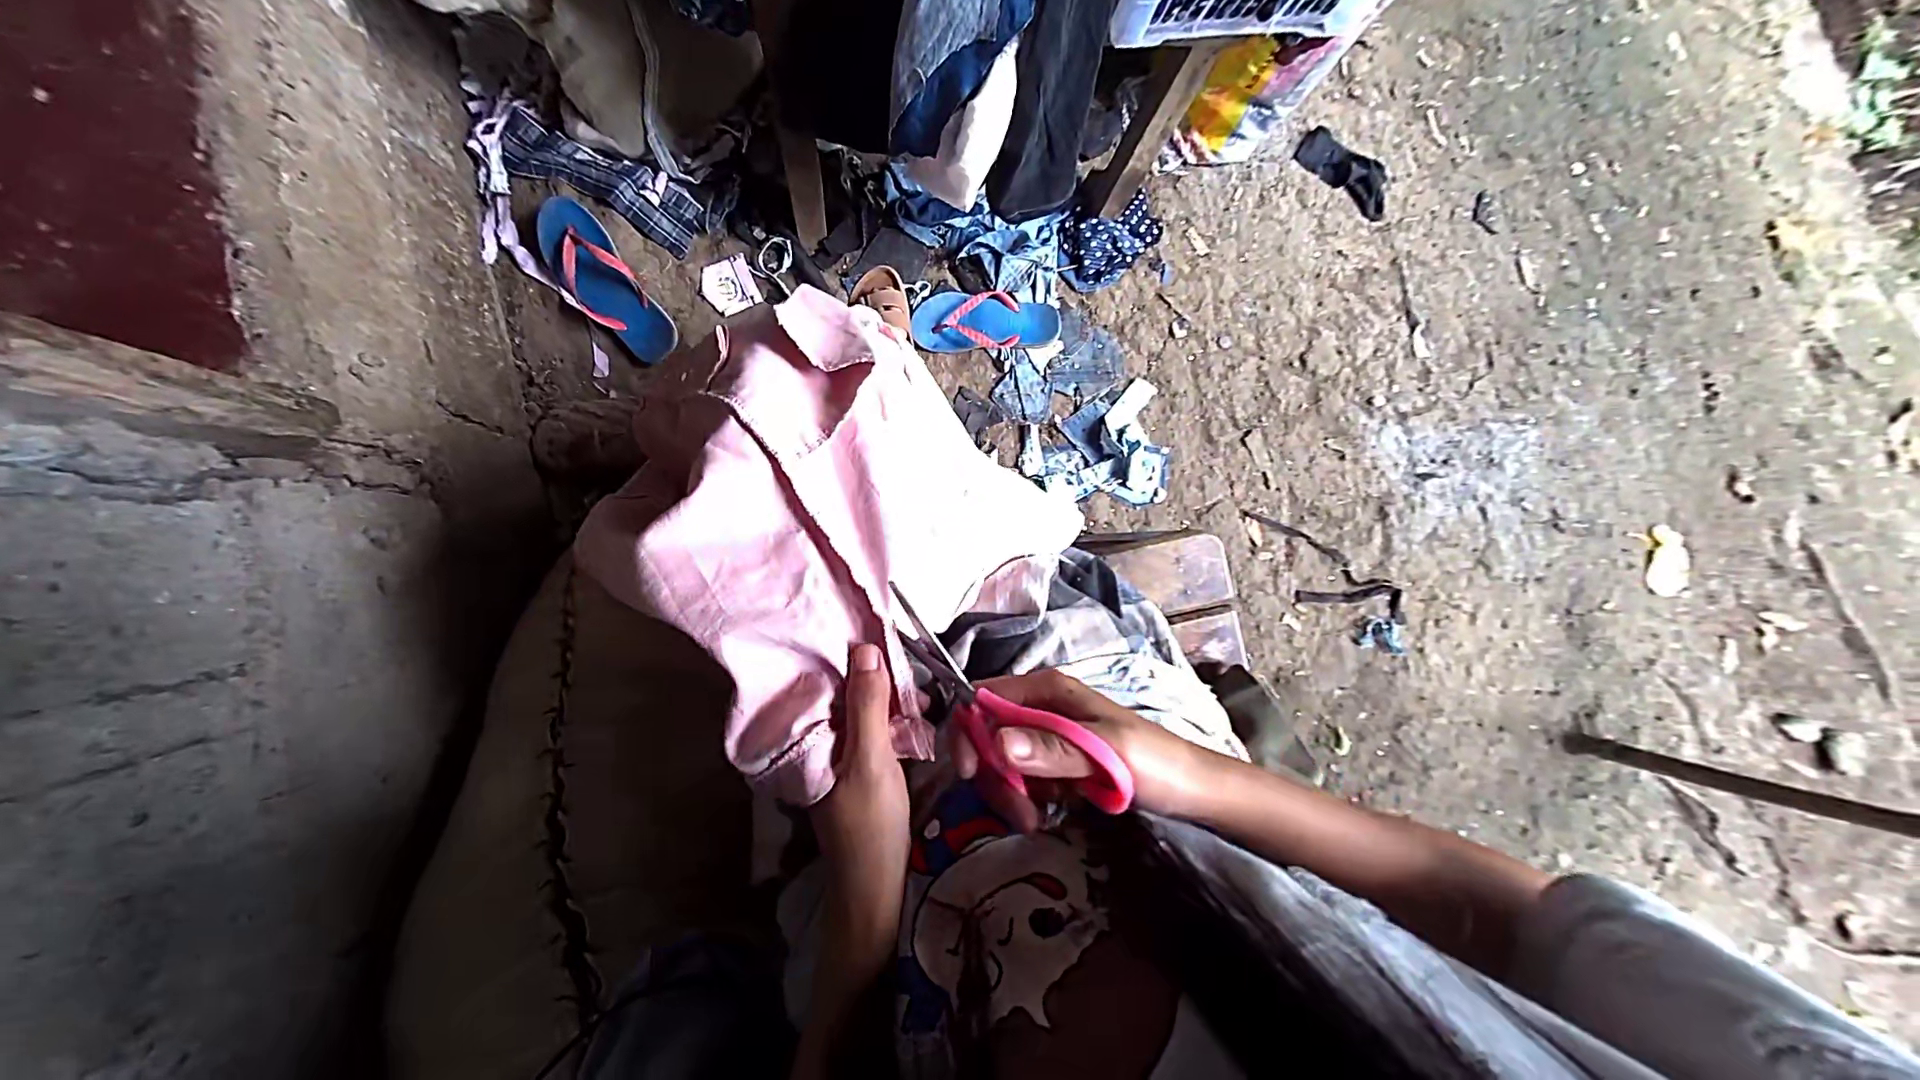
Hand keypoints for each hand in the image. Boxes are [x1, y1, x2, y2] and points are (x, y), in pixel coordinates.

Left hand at [811, 643, 909, 924]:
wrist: (876, 888)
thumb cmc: (870, 824)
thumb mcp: (871, 760)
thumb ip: (868, 707)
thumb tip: (866, 647)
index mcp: (810, 734)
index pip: (826, 679)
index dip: (854, 656)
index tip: (887, 638)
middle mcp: (819, 739)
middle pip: (847, 692)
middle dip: (880, 680)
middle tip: (917, 682)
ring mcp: (839, 754)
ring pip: (864, 710)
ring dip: (892, 702)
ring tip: (923, 701)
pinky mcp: (858, 767)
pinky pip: (874, 730)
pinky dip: (894, 722)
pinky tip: (915, 724)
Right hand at [953, 668, 1230, 822]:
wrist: (1192, 791)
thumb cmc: (1154, 762)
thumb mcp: (1105, 753)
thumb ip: (1052, 748)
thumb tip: (998, 743)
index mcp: (1047, 690)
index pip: (981, 698)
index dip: (967, 732)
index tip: (971, 774)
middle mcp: (1039, 706)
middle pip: (985, 735)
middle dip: (993, 776)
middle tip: (1019, 813)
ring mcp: (1045, 735)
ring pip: (998, 762)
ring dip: (1008, 794)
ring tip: (1035, 821)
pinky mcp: (1052, 762)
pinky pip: (1018, 779)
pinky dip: (1022, 801)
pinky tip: (1044, 815)